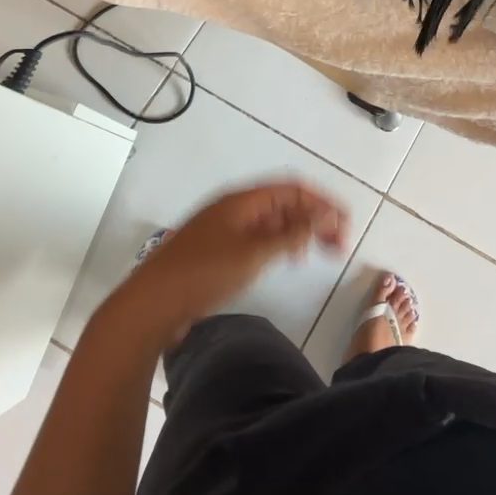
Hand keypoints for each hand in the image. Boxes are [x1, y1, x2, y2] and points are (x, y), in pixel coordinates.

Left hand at [109, 182, 349, 342]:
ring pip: (273, 222)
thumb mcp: (254, 253)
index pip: (292, 188)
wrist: (150, 306)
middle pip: (284, 203)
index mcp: (242, 200)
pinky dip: (281, 244)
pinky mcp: (219, 252)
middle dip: (315, 217)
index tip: (345, 223)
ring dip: (300, 231)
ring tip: (321, 251)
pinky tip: (290, 259)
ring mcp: (226, 230)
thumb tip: (324, 217)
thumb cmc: (203, 274)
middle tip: (339, 242)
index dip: (322, 201)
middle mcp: (235, 209)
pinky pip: (260, 238)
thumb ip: (292, 234)